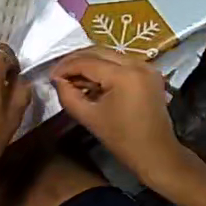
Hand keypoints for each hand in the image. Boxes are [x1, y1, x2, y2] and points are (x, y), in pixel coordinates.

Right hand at [49, 47, 196, 189]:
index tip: (50, 76)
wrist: (155, 153)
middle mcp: (137, 63)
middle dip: (76, 60)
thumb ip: (68, 95)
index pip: (87, 62)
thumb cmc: (121, 139)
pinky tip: (91, 80)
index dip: (65, 67)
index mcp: (124, 75)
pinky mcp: (149, 73)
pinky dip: (104, 68)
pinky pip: (121, 63)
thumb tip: (58, 80)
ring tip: (72, 77)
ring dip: (89, 63)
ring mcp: (146, 66)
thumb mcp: (89, 117)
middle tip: (58, 73)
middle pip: (99, 52)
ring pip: (110, 55)